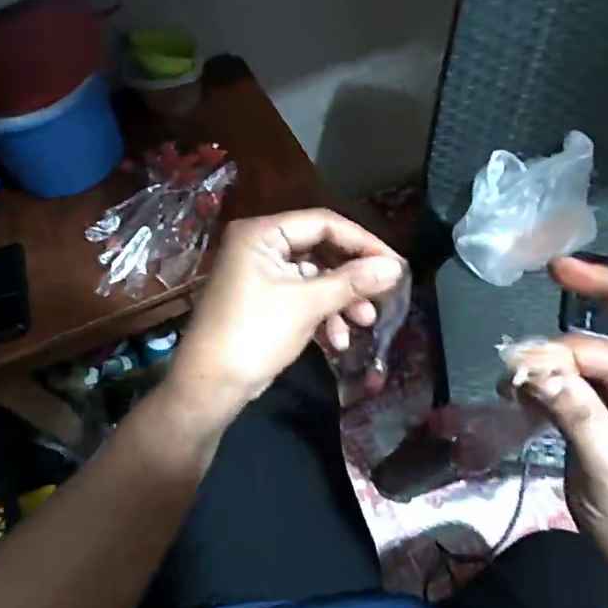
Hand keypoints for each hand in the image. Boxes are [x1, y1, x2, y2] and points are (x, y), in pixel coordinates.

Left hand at [171, 209, 405, 417]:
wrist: (211, 384)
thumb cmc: (255, 333)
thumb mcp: (308, 305)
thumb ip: (353, 282)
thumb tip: (396, 267)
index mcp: (261, 234)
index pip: (322, 223)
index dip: (363, 242)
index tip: (395, 264)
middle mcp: (258, 246)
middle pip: (320, 250)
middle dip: (352, 278)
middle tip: (383, 296)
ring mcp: (259, 274)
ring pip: (313, 278)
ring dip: (340, 301)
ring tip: (365, 324)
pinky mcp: (262, 300)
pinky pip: (300, 297)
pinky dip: (321, 315)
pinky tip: (338, 341)